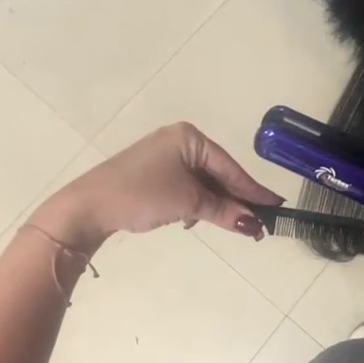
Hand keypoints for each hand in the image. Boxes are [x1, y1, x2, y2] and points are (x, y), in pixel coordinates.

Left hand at [29, 123, 278, 250]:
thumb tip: (255, 224)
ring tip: (230, 225)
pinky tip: (193, 220)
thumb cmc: (141, 195)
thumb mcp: (188, 203)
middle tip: (258, 224)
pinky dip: (194, 203)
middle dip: (234, 200)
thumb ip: (224, 211)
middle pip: (218, 173)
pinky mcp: (151, 173)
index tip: (277, 206)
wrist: (86, 208)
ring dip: (214, 204)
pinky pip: (185, 186)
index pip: (230, 167)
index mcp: (190, 137)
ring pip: (201, 182)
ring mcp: (163, 156)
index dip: (253, 189)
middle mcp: (178, 140)